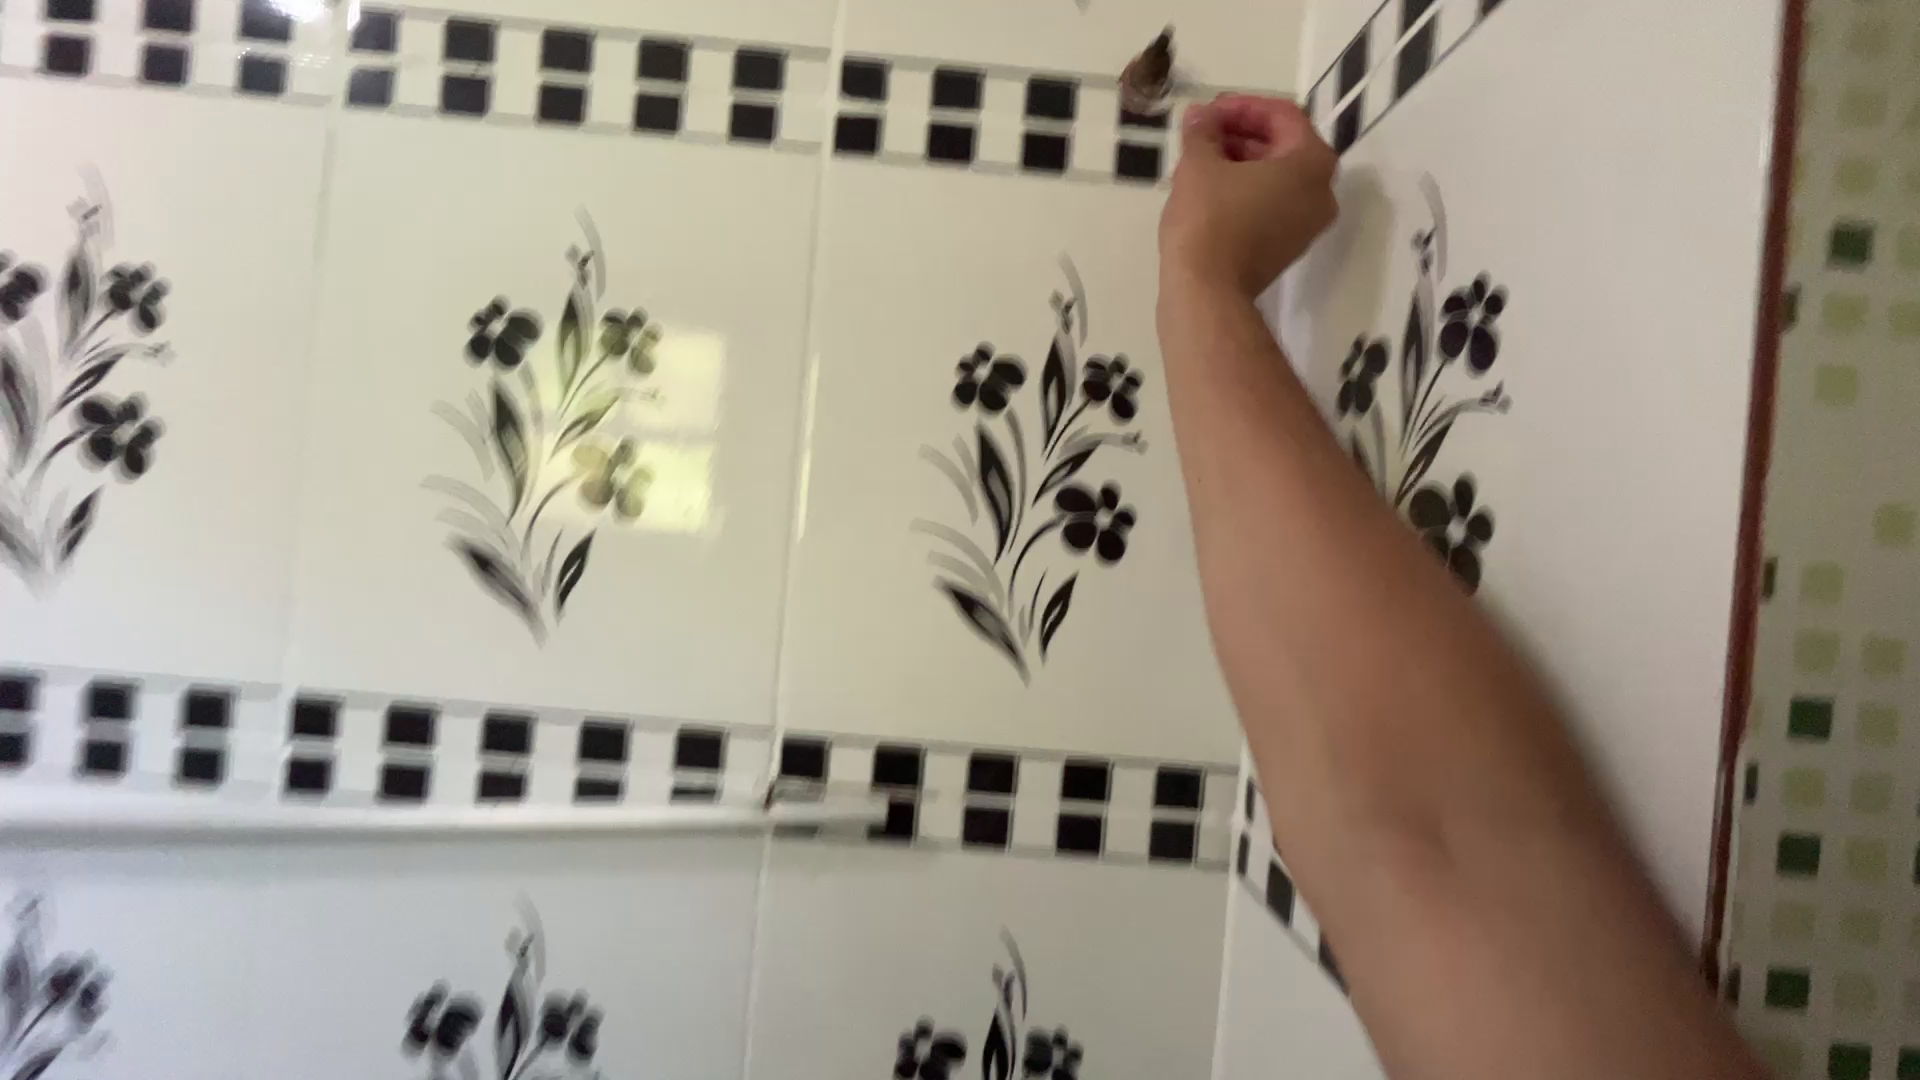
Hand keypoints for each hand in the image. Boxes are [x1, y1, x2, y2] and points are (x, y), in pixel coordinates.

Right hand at [1159, 94, 1338, 299]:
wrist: (1205, 294)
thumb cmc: (1208, 222)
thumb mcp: (1198, 166)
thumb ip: (1202, 132)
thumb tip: (1199, 117)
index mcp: (1312, 163)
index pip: (1282, 116)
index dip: (1241, 106)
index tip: (1208, 111)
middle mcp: (1320, 194)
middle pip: (1281, 149)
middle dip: (1239, 137)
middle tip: (1202, 135)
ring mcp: (1304, 228)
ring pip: (1274, 181)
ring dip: (1238, 166)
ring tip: (1200, 163)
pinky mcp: (1283, 253)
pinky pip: (1267, 209)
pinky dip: (1243, 195)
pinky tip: (1208, 194)